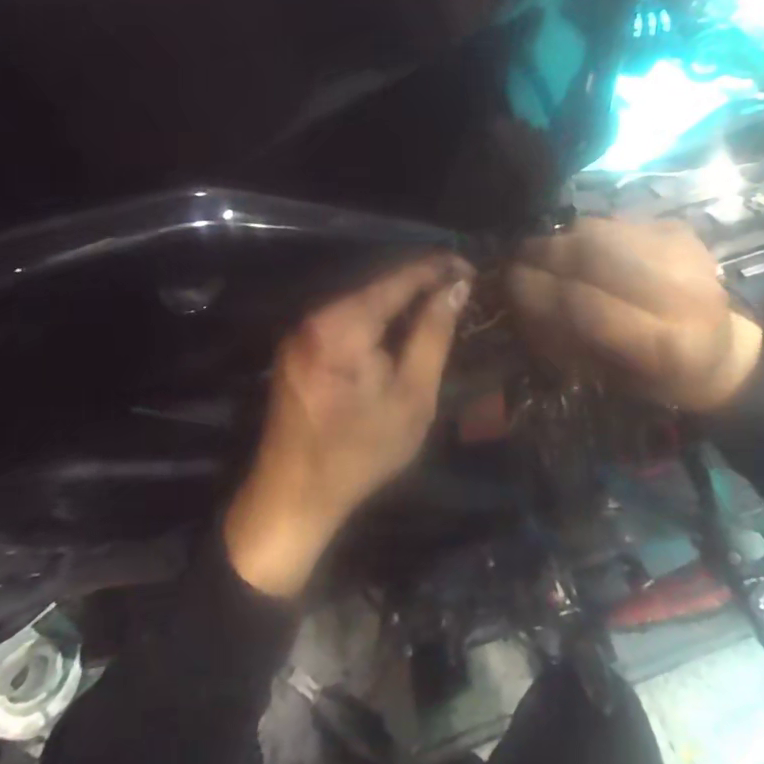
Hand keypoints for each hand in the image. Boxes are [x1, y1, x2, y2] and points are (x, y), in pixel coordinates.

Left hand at [225, 253, 473, 596]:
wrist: (292, 496)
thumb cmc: (361, 452)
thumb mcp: (412, 396)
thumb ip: (433, 335)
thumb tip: (455, 288)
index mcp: (343, 322)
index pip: (399, 276)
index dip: (438, 267)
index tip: (471, 269)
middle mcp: (315, 315)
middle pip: (377, 285)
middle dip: (420, 283)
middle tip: (460, 291)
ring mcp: (301, 332)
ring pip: (360, 302)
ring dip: (398, 302)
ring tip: (438, 308)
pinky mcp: (296, 349)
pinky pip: (343, 320)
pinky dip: (375, 321)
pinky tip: (399, 332)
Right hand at [506, 217, 761, 411]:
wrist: (723, 354)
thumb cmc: (661, 380)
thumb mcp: (614, 379)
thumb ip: (569, 342)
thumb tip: (520, 303)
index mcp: (666, 345)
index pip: (587, 307)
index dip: (540, 291)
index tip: (508, 283)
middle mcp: (683, 294)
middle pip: (596, 257)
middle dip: (546, 254)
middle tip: (517, 257)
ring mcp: (688, 256)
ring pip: (606, 231)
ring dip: (563, 237)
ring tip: (541, 248)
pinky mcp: (686, 233)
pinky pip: (621, 221)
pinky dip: (590, 230)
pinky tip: (578, 244)